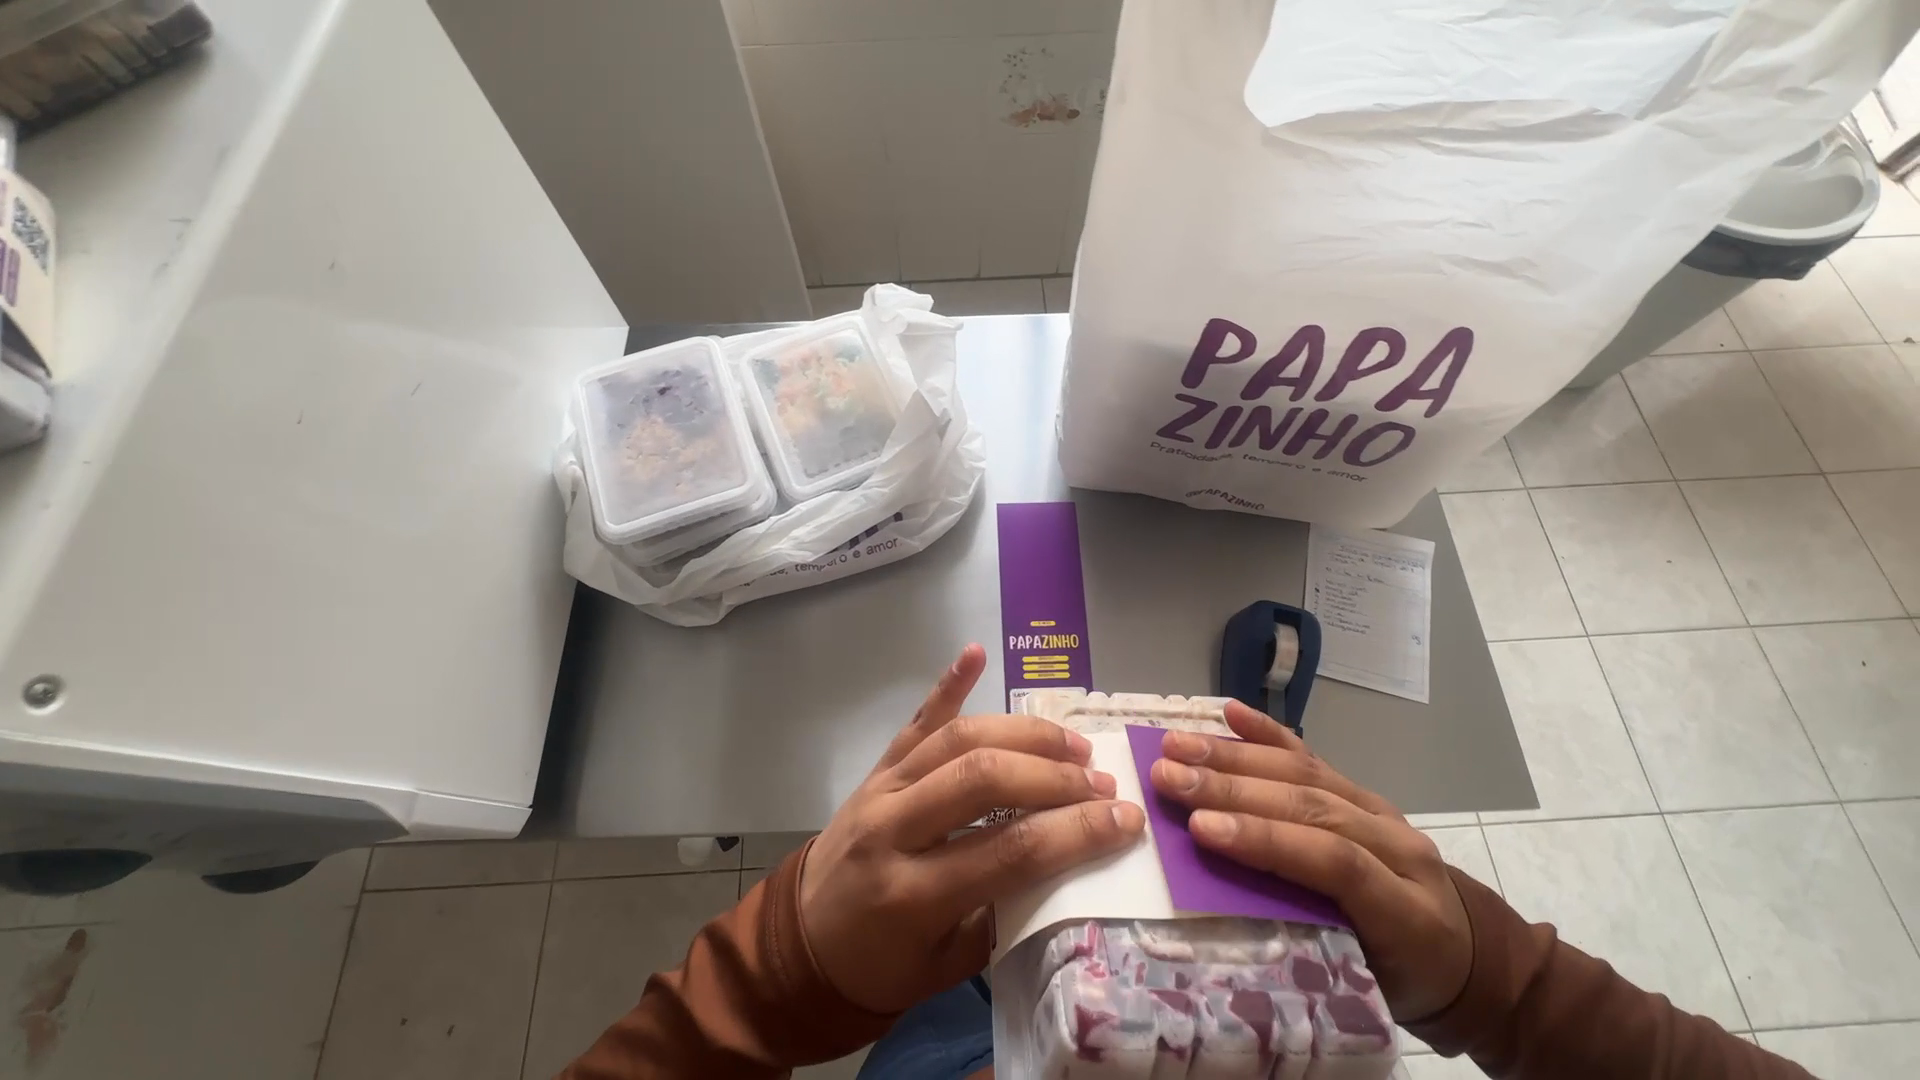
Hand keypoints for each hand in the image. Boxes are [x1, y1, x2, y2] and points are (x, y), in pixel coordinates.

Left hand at [799, 644, 1146, 1013]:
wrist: (800, 945)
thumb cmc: (882, 966)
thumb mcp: (949, 965)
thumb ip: (1006, 913)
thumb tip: (1073, 861)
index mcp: (912, 894)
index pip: (1010, 851)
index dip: (1077, 832)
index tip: (1126, 819)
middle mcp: (892, 829)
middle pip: (982, 780)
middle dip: (1054, 777)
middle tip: (1102, 783)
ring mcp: (880, 789)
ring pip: (956, 740)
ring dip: (1023, 736)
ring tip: (1073, 748)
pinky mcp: (876, 769)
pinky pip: (916, 721)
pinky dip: (948, 685)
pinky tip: (975, 653)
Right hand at [1147, 702, 1471, 1021]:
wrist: (1468, 958)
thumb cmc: (1402, 981)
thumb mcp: (1361, 984)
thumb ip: (1304, 943)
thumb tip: (1219, 913)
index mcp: (1407, 909)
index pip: (1333, 861)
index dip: (1266, 840)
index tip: (1199, 829)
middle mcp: (1398, 848)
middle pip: (1311, 804)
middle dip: (1232, 787)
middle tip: (1168, 776)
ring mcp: (1381, 812)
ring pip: (1305, 773)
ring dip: (1234, 756)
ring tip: (1177, 745)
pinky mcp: (1362, 793)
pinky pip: (1312, 757)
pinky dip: (1267, 734)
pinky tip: (1229, 712)